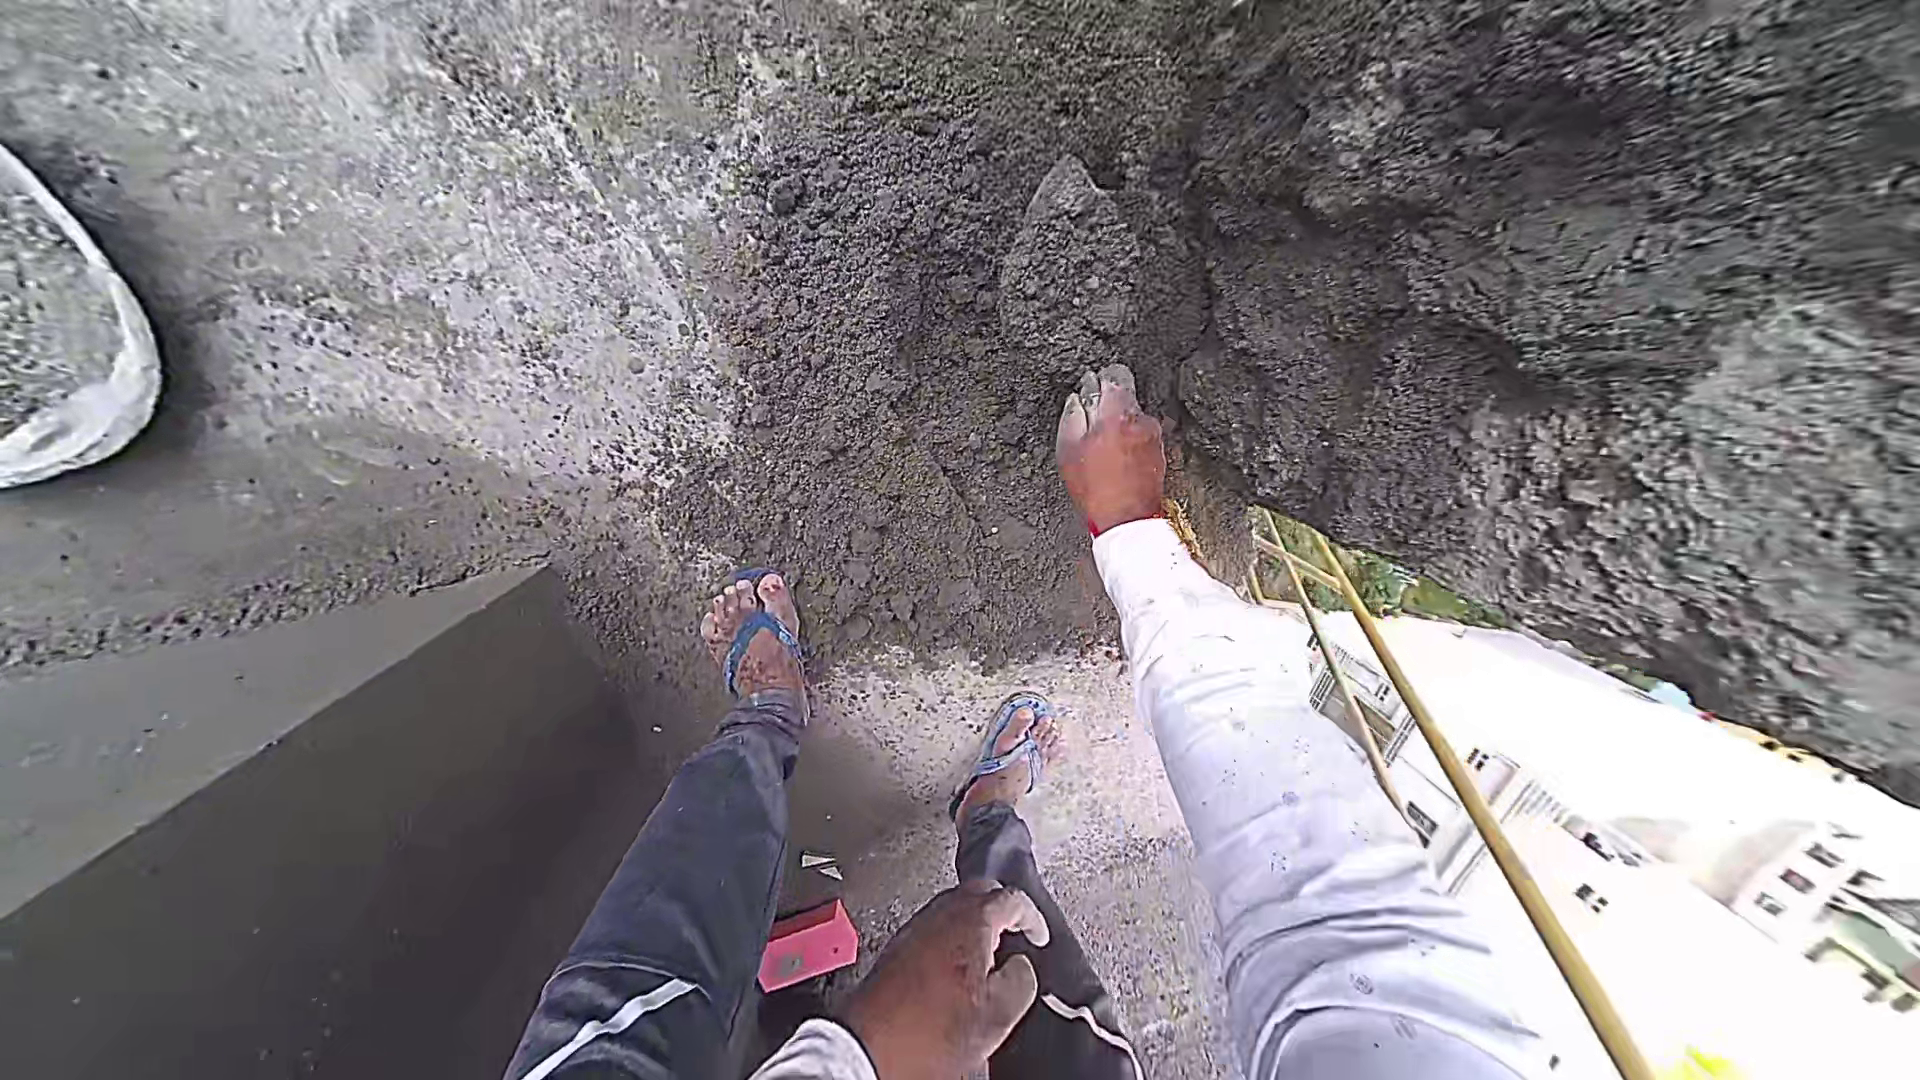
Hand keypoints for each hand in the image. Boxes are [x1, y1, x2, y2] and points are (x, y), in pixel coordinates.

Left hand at [841, 880, 1050, 1079]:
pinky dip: (956, 932)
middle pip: (982, 891)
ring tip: (990, 949)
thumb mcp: (998, 1013)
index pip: (1012, 899)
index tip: (1038, 935)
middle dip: (1004, 908)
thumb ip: (1021, 980)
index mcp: (972, 918)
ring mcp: (921, 923)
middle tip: (1017, 932)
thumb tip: (1022, 965)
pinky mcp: (903, 940)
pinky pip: (939, 923)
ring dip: (978, 919)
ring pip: (958, 905)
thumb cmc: (931, 1029)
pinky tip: (958, 962)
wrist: (876, 1044)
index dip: (1033, 917)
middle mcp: (944, 910)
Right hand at [1056, 364, 1165, 533]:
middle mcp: (1142, 420)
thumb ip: (1072, 417)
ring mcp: (1154, 437)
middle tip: (1091, 431)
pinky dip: (1130, 445)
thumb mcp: (1068, 451)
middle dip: (1108, 410)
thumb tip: (1076, 400)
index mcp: (1117, 413)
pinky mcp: (1160, 454)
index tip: (1091, 389)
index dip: (1100, 381)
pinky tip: (1116, 464)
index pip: (1115, 376)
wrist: (1126, 520)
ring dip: (1120, 429)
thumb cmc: (1095, 488)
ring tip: (1103, 454)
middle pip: (1125, 400)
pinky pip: (1141, 439)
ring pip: (1134, 421)